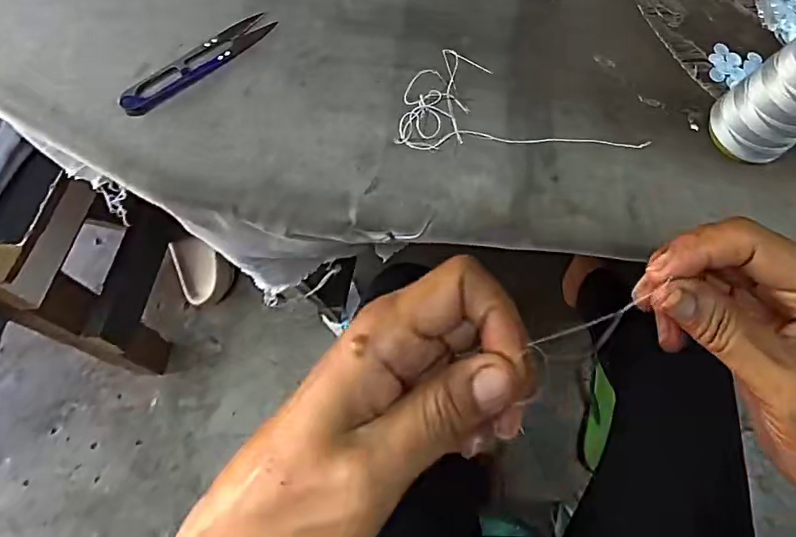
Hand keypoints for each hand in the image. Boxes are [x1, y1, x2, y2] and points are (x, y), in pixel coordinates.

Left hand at [178, 256, 531, 536]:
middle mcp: (394, 338)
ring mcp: (398, 368)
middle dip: (503, 358)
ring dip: (495, 387)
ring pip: (472, 348)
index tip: (511, 377)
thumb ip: (439, 413)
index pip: (463, 281)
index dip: (498, 317)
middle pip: (474, 313)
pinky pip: (456, 382)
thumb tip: (508, 370)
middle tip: (509, 417)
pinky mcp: (399, 399)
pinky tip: (472, 442)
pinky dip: (476, 407)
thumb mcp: (366, 471)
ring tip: (493, 436)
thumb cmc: (285, 515)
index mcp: (381, 336)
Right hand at [634, 219, 795, 536]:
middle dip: (685, 266)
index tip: (660, 271)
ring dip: (682, 287)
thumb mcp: (783, 385)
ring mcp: (779, 303)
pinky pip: (716, 301)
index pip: (753, 242)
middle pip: (731, 250)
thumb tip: (670, 292)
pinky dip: (689, 309)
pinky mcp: (761, 325)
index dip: (701, 248)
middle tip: (648, 293)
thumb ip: (724, 332)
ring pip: (718, 273)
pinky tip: (673, 328)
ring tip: (656, 314)